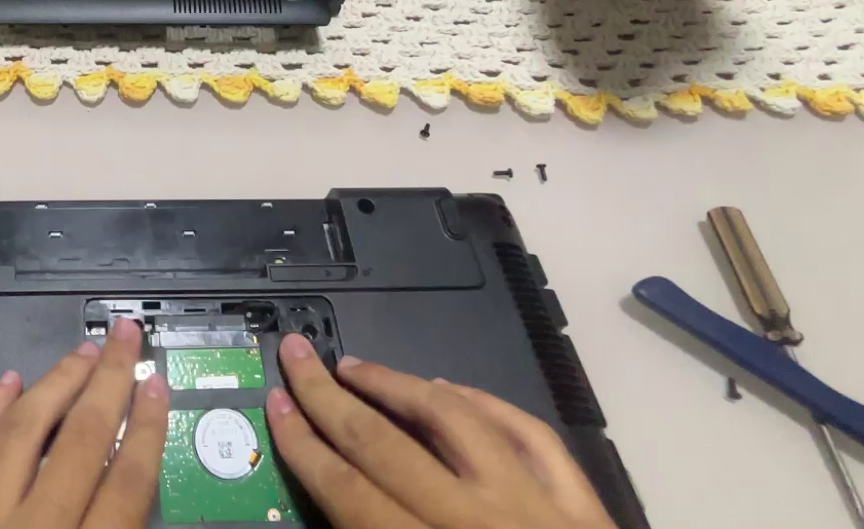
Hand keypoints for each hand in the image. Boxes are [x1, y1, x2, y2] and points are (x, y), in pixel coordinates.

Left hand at [0, 317, 169, 528]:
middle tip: (124, 335)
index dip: (149, 429)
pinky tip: (7, 384)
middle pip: (79, 441)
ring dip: (54, 385)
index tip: (157, 385)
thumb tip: (135, 478)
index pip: (126, 484)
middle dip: (109, 381)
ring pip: (20, 434)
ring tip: (80, 353)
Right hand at [267, 334, 618, 528]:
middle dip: (327, 396)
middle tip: (296, 352)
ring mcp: (537, 512)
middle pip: (383, 445)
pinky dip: (485, 403)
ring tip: (355, 366)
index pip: (348, 493)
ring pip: (452, 421)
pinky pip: (529, 435)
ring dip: (396, 385)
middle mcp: (477, 528)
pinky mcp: (587, 512)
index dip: (304, 446)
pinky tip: (450, 388)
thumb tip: (339, 510)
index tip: (276, 405)